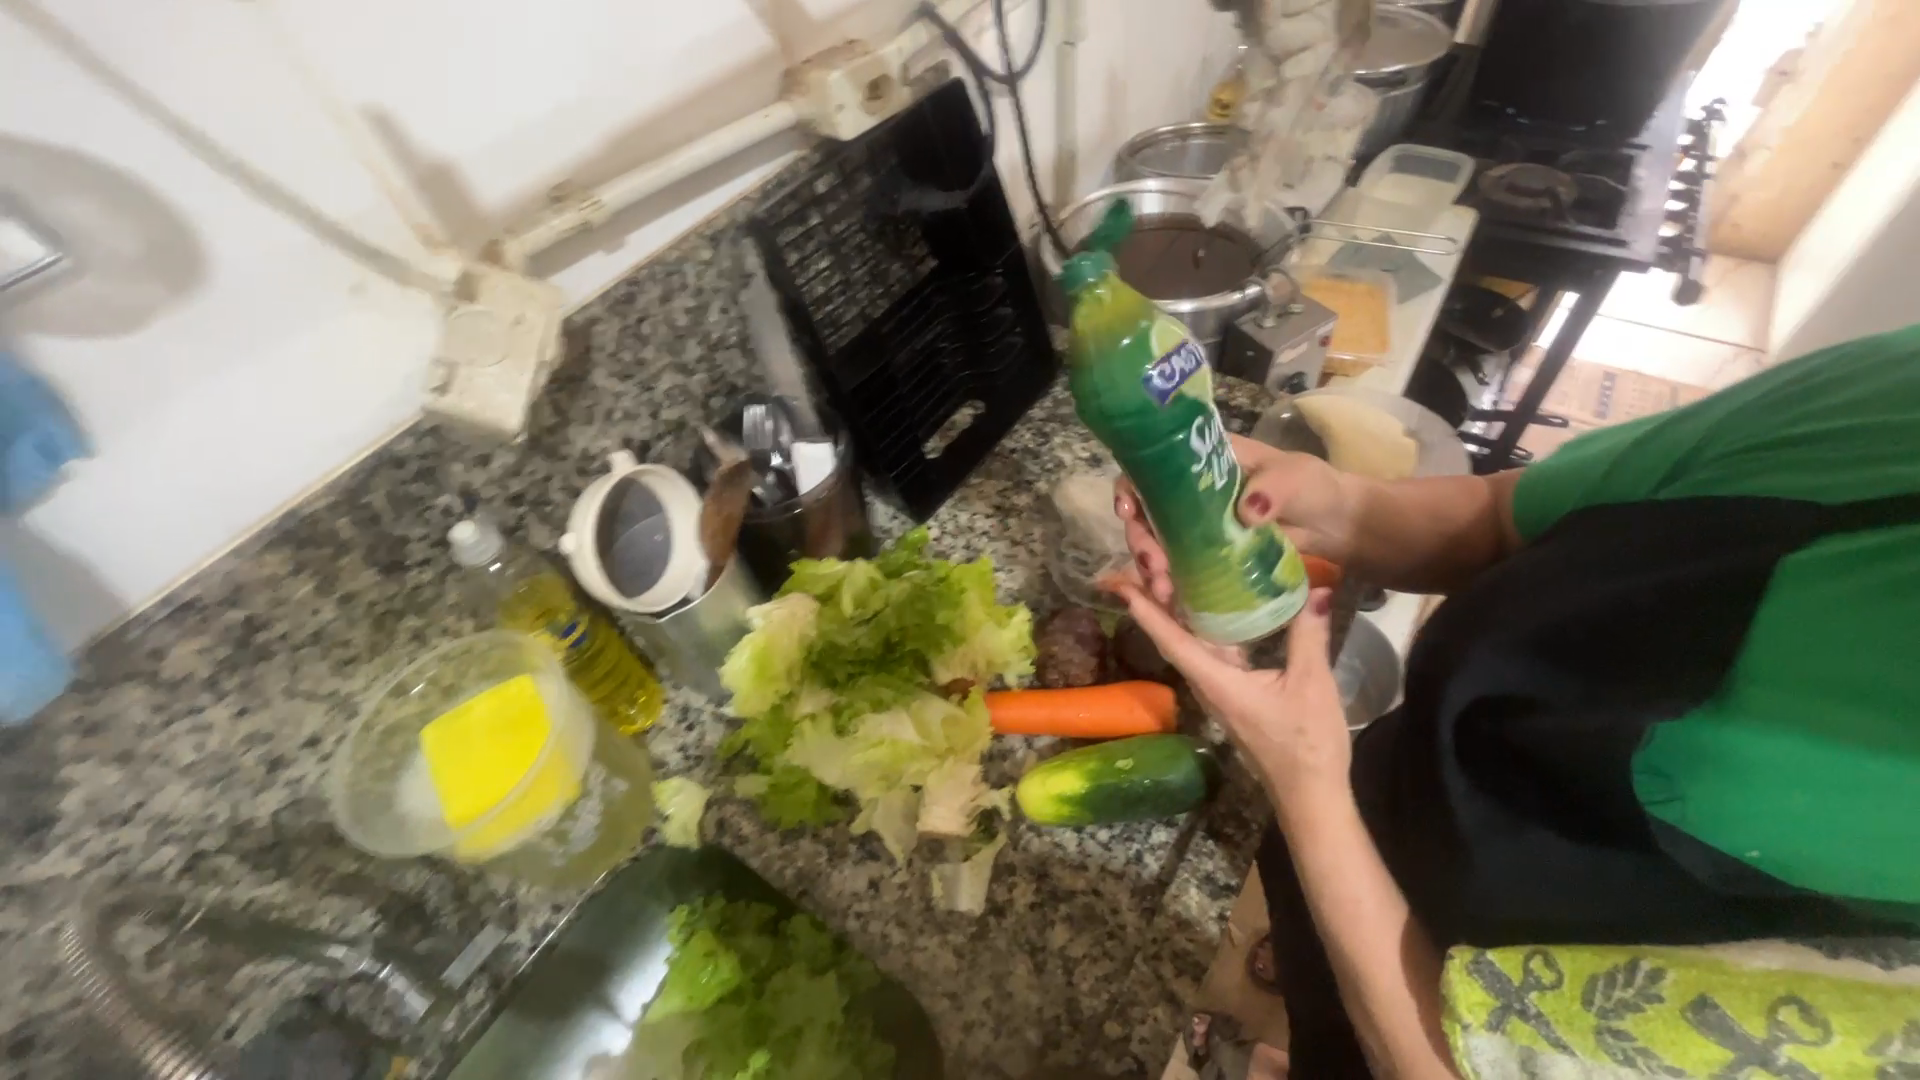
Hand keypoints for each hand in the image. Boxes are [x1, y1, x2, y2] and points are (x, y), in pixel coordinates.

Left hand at [1105, 575, 1351, 813]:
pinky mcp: (1232, 693)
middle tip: (1145, 563)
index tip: (1123, 585)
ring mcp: (1218, 690)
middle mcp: (1207, 683)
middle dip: (1156, 601)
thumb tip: (1315, 590)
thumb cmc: (1308, 744)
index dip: (1146, 610)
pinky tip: (1211, 608)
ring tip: (1167, 574)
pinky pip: (1209, 653)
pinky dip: (1203, 627)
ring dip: (1176, 612)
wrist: (1310, 794)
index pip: (1171, 640)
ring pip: (1189, 643)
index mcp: (1215, 681)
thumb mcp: (1312, 684)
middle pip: (1173, 636)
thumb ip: (1308, 636)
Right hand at [1115, 436, 1352, 606]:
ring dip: (1151, 565)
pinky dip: (1169, 580)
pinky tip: (1171, 599)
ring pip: (1157, 540)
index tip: (1128, 511)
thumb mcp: (1296, 479)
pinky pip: (1177, 564)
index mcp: (1203, 462)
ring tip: (1162, 590)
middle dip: (1140, 539)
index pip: (1151, 467)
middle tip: (1154, 565)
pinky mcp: (1207, 553)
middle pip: (1146, 510)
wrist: (1337, 524)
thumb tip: (1247, 510)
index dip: (1130, 487)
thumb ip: (1273, 489)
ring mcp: (1196, 524)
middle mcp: (1190, 491)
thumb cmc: (1314, 488)